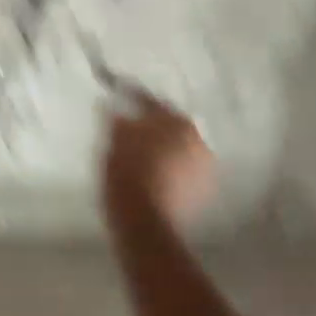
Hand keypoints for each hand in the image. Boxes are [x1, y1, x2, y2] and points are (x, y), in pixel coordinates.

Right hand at [103, 92, 215, 224]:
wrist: (146, 222)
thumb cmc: (125, 178)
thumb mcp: (110, 146)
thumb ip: (115, 122)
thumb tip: (113, 106)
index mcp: (175, 124)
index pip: (152, 102)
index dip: (134, 97)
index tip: (120, 93)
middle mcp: (197, 139)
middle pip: (172, 124)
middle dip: (154, 124)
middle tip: (132, 126)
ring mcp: (204, 164)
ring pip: (180, 146)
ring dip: (164, 145)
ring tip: (142, 151)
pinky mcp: (203, 187)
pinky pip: (184, 166)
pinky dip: (170, 165)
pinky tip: (154, 171)